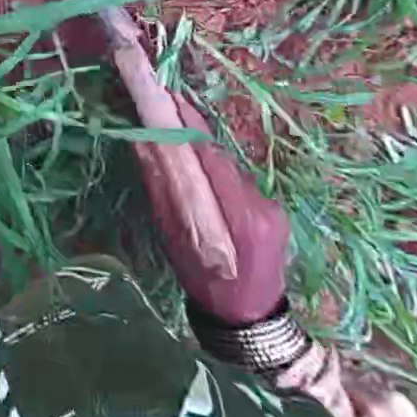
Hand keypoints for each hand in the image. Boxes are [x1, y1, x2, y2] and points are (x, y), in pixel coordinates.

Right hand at [133, 94, 289, 324]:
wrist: (249, 317)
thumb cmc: (202, 281)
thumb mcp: (174, 238)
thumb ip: (162, 191)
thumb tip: (144, 146)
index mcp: (239, 216)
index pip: (210, 159)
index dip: (189, 127)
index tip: (168, 99)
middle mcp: (262, 204)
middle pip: (221, 156)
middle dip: (194, 127)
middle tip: (169, 98)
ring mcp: (271, 206)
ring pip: (229, 166)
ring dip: (202, 146)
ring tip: (177, 124)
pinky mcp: (273, 209)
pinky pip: (236, 179)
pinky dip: (213, 166)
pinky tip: (196, 159)